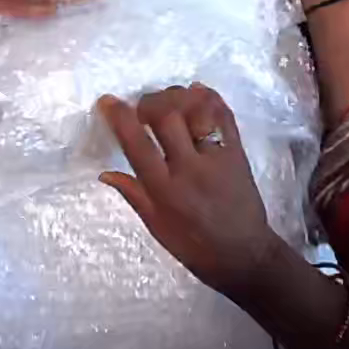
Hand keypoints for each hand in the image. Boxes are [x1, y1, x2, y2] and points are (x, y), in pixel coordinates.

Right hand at [97, 85, 285, 296]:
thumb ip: (133, 194)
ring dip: (178, 97)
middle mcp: (190, 169)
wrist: (244, 256)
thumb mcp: (156, 226)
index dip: (120, 118)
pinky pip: (225, 115)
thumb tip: (104, 173)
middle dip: (149, 103)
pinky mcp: (238, 152)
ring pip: (197, 110)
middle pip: (168, 117)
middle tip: (142, 107)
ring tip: (167, 101)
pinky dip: (209, 97)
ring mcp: (217, 158)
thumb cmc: (194, 247)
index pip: (138, 145)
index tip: (108, 101)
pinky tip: (195, 92)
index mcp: (165, 190)